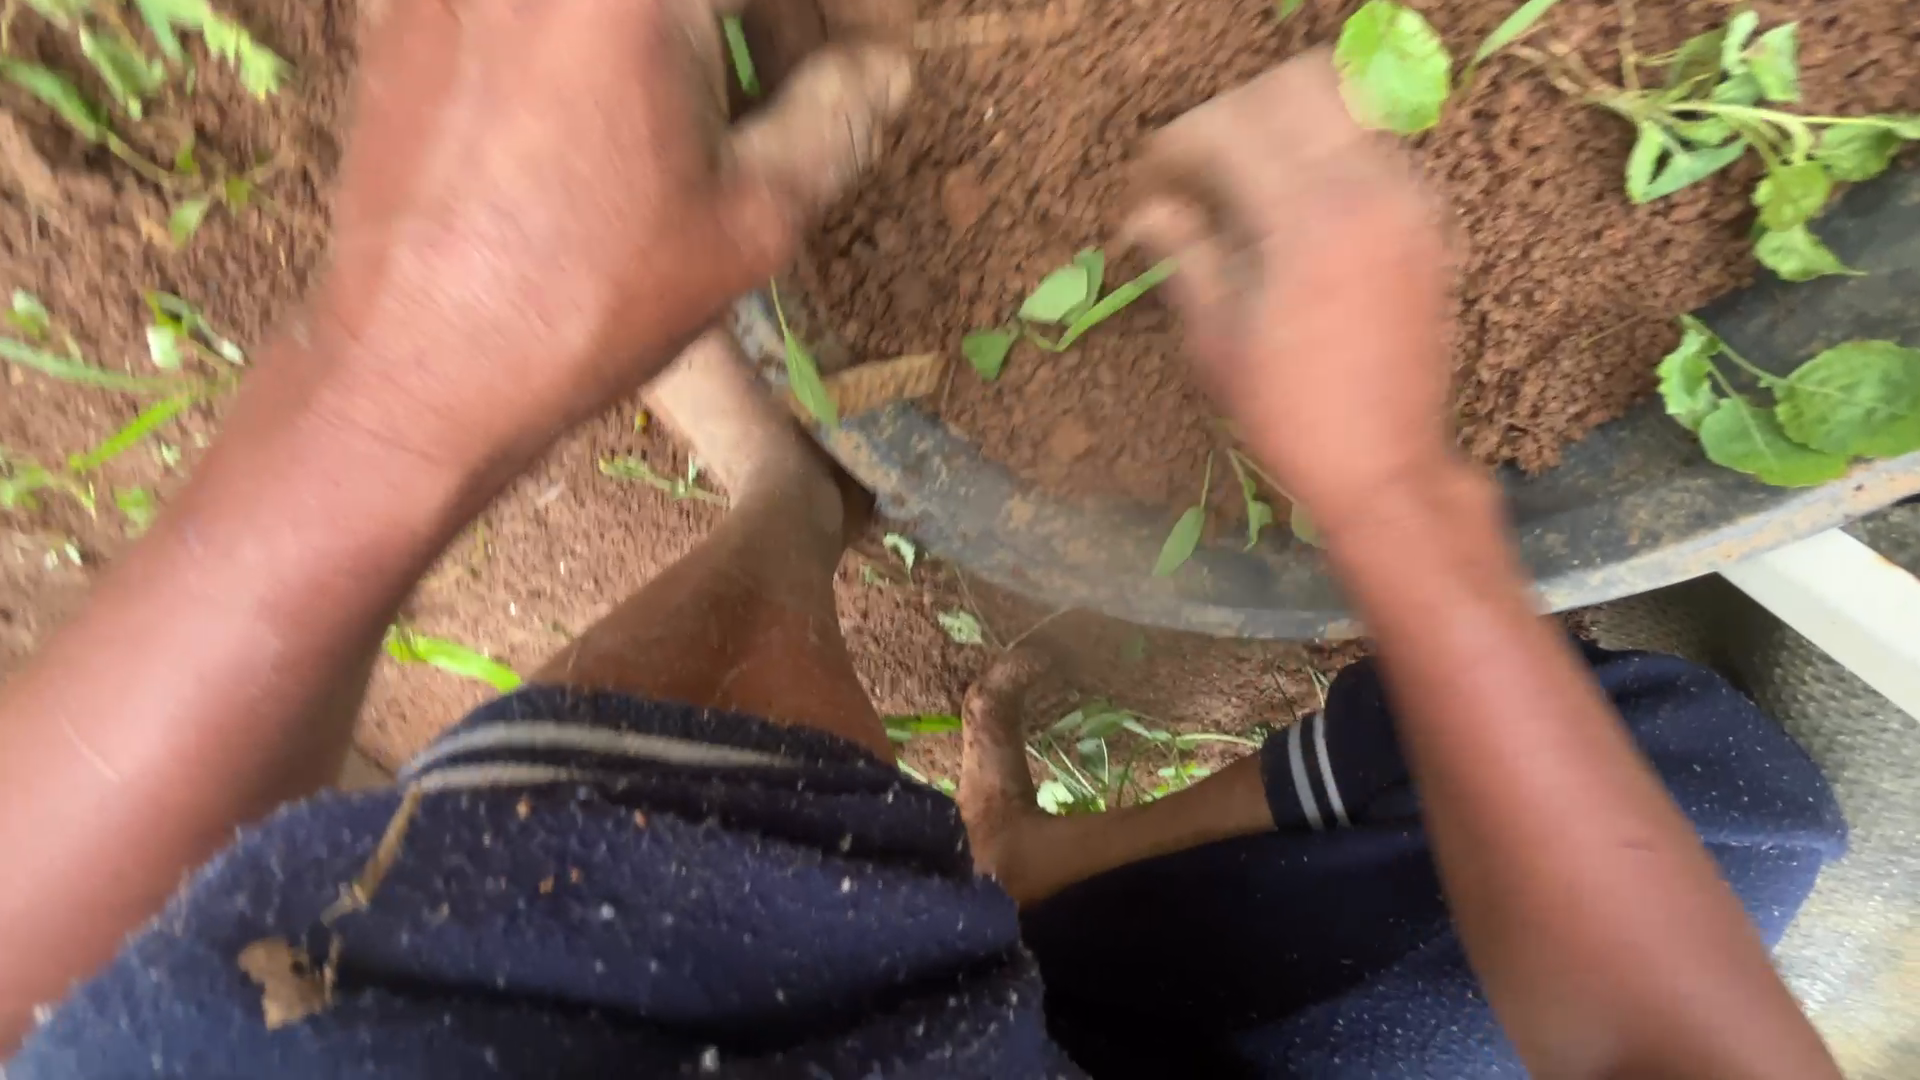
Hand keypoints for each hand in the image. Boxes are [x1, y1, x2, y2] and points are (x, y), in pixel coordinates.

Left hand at [288, 0, 909, 486]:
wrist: (425, 362)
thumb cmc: (603, 299)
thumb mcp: (754, 222)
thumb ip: (837, 122)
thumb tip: (887, 69)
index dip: (842, 17)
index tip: (872, 62)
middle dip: (774, 20)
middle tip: (804, 99)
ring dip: (701, 31)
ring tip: (717, 123)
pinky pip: (560, 7)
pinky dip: (619, 38)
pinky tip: (628, 120)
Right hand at [1127, 52, 1452, 533]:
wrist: (1384, 462)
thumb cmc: (1286, 416)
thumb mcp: (1217, 344)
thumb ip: (1185, 259)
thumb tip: (1146, 213)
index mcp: (1302, 223)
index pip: (1230, 129)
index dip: (1178, 144)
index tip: (1151, 178)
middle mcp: (1367, 190)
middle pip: (1295, 84)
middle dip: (1233, 113)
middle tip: (1197, 166)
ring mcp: (1409, 201)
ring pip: (1344, 105)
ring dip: (1282, 126)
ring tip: (1243, 181)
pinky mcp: (1429, 222)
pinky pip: (1374, 148)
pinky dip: (1325, 155)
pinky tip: (1294, 208)